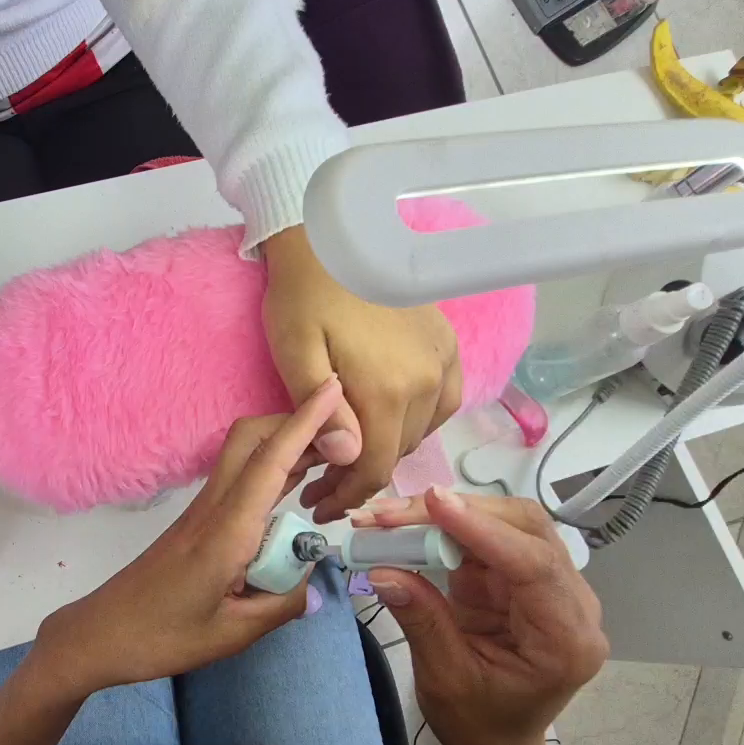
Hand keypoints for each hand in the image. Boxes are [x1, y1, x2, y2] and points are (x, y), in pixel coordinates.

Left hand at [34, 378, 344, 695]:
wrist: (101, 634)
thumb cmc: (163, 637)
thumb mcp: (232, 633)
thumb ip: (282, 604)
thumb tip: (318, 582)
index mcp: (227, 532)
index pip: (270, 463)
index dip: (303, 423)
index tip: (333, 387)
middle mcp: (214, 509)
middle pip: (251, 439)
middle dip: (296, 423)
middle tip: (345, 438)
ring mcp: (202, 512)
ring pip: (245, 457)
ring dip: (287, 447)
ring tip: (335, 462)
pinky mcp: (196, 522)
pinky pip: (240, 482)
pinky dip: (272, 474)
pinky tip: (296, 497)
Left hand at [260, 225, 462, 522]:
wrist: (336, 239)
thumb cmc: (303, 297)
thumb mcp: (295, 352)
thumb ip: (320, 409)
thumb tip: (346, 457)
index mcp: (387, 390)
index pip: (375, 468)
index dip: (347, 496)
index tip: (319, 506)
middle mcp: (427, 382)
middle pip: (398, 454)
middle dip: (360, 480)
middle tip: (322, 487)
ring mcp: (444, 362)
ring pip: (421, 434)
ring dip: (387, 452)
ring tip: (348, 458)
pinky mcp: (448, 346)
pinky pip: (444, 404)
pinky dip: (418, 424)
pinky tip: (390, 423)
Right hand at [357, 489, 607, 744]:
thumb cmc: (479, 725)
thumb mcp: (445, 680)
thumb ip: (421, 621)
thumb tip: (383, 571)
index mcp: (565, 638)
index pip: (533, 564)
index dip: (481, 528)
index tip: (432, 501)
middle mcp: (568, 603)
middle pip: (523, 529)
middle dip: (456, 511)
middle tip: (388, 513)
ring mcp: (543, 586)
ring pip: (502, 524)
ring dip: (444, 514)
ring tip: (386, 516)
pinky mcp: (515, 579)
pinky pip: (482, 539)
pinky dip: (440, 528)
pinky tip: (403, 526)